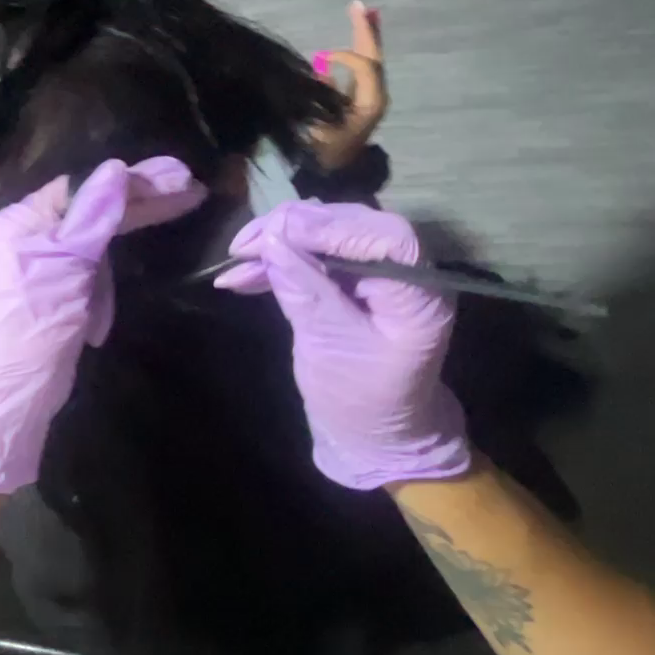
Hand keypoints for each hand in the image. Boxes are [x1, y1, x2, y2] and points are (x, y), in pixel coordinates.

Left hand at [0, 157, 206, 492]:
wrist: (9, 397)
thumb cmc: (32, 328)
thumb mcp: (66, 266)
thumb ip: (92, 217)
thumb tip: (117, 168)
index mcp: (25, 221)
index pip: (85, 186)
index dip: (132, 178)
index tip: (178, 174)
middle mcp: (31, 236)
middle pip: (94, 208)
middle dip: (141, 202)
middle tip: (192, 189)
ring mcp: (43, 266)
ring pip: (96, 244)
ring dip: (119, 259)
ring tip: (164, 230)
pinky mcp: (56, 294)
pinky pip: (90, 276)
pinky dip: (104, 293)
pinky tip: (100, 326)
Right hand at [214, 200, 467, 489]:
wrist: (375, 431)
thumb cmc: (362, 400)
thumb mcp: (332, 348)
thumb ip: (305, 291)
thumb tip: (272, 241)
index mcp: (418, 293)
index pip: (385, 237)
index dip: (330, 227)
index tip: (275, 234)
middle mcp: (405, 271)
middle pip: (350, 224)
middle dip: (292, 228)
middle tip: (244, 244)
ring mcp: (376, 271)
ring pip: (325, 233)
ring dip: (276, 241)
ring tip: (236, 256)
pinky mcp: (349, 277)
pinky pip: (312, 254)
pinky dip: (277, 259)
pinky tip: (240, 274)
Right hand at [306, 1, 387, 171]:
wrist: (334, 175)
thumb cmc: (325, 152)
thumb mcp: (321, 126)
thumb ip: (321, 96)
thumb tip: (321, 69)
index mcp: (370, 102)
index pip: (365, 66)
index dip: (345, 56)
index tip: (320, 57)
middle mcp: (374, 97)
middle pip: (373, 57)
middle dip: (366, 31)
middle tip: (360, 6)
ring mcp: (367, 100)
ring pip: (368, 63)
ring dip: (364, 39)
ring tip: (362, 14)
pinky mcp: (358, 104)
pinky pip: (358, 73)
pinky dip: (354, 56)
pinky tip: (350, 44)